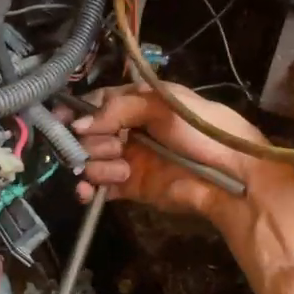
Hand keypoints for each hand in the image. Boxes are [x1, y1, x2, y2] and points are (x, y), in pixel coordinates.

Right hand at [64, 83, 278, 226]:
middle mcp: (128, 129)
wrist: (232, 174)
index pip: (96, 103)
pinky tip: (89, 190)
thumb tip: (79, 125)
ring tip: (122, 168)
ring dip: (97, 164)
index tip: (62, 120)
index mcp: (137, 103)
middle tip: (113, 146)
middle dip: (91, 140)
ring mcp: (127, 159)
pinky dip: (88, 188)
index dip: (78, 111)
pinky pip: (97, 187)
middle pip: (87, 133)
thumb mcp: (163, 104)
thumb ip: (119, 108)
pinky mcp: (130, 187)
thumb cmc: (203, 130)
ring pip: (89, 160)